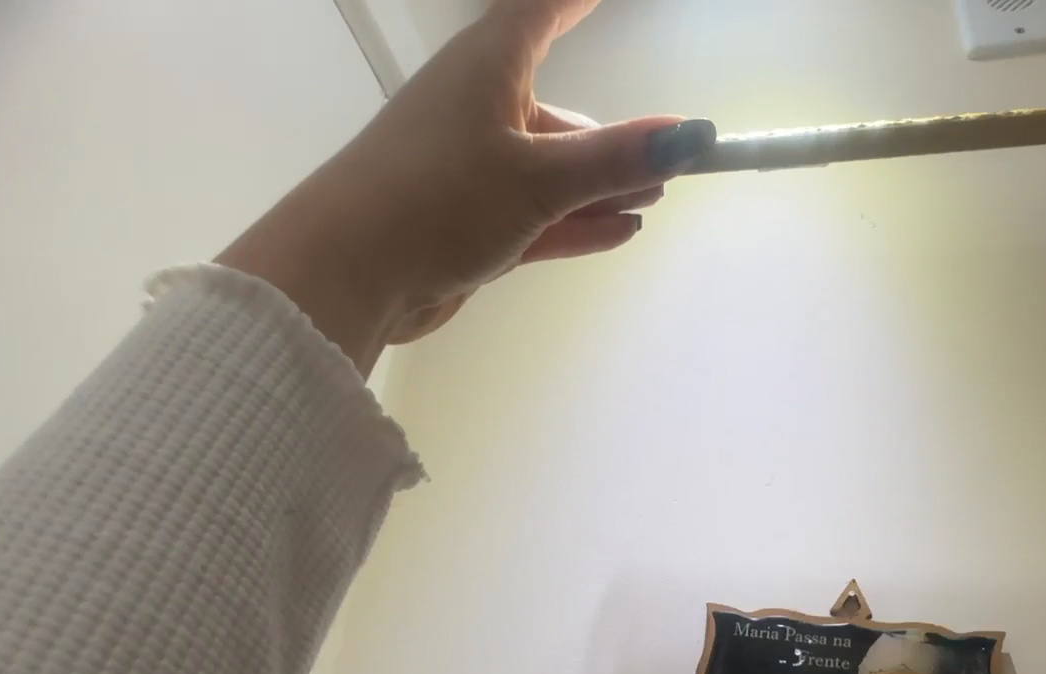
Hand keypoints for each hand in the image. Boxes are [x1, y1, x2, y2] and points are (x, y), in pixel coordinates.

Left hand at [218, 0, 716, 370]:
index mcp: (489, 69)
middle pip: (560, 114)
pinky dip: (578, 222)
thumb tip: (692, 136)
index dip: (580, 0)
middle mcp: (481, 112)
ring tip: (652, 199)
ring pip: (552, 173)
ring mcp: (475, 173)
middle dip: (614, 137)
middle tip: (670, 157)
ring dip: (602, 187)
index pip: (545, 11)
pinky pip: (539, 215)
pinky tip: (620, 231)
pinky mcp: (472, 225)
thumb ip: (616, 160)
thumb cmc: (440, 198)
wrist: (353, 274)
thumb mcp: (539, 177)